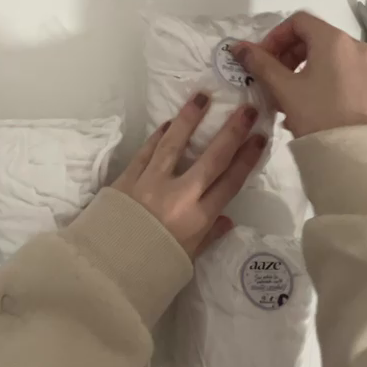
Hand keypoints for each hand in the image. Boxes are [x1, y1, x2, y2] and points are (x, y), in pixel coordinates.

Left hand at [111, 91, 265, 256]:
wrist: (107, 270)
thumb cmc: (151, 267)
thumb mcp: (186, 257)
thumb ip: (208, 236)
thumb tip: (228, 219)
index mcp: (197, 218)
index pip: (230, 182)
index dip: (247, 158)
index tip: (259, 137)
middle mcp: (179, 195)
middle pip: (212, 158)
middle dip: (231, 131)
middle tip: (246, 108)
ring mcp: (152, 182)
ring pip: (175, 143)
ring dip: (190, 119)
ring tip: (202, 97)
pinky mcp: (129, 177)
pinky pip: (147, 150)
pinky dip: (158, 136)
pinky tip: (168, 123)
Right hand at [234, 11, 366, 137]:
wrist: (356, 156)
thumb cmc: (317, 115)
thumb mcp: (284, 88)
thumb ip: (260, 63)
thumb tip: (238, 47)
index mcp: (334, 40)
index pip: (299, 21)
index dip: (275, 36)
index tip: (263, 59)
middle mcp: (357, 47)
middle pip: (316, 38)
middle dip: (290, 55)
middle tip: (274, 78)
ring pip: (332, 58)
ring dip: (307, 69)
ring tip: (292, 95)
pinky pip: (348, 75)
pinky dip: (328, 80)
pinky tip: (316, 105)